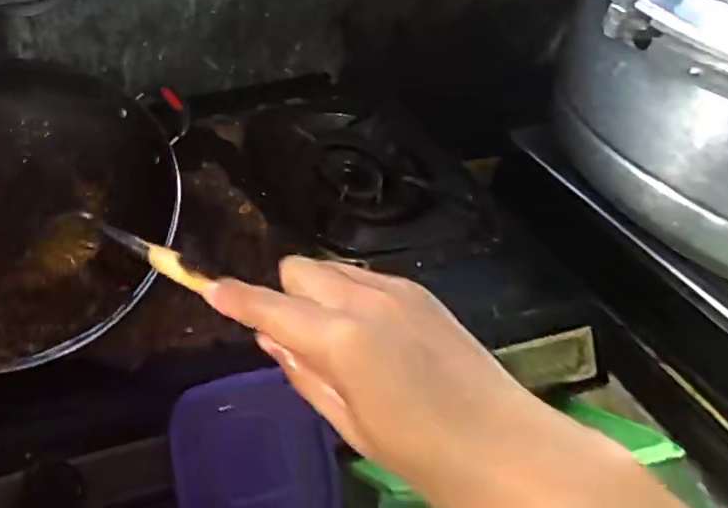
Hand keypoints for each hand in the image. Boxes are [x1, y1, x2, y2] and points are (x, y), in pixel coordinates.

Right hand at [208, 257, 678, 507]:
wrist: (520, 456)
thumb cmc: (427, 459)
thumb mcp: (352, 426)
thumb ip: (301, 374)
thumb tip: (269, 340)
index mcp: (340, 340)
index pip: (268, 306)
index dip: (234, 296)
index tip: (206, 287)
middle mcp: (361, 299)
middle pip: (295, 268)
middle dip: (286, 295)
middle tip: (303, 339)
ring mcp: (393, 288)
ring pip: (326, 267)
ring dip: (317, 293)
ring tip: (344, 340)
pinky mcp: (417, 289)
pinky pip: (361, 277)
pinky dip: (350, 296)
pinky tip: (378, 338)